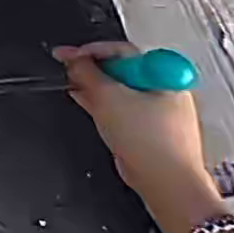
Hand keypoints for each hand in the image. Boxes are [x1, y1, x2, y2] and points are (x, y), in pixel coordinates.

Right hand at [53, 41, 224, 232]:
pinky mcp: (147, 128)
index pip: (124, 52)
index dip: (93, 50)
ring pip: (118, 88)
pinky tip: (82, 98)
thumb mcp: (107, 95)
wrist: (164, 182)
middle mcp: (166, 92)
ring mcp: (158, 111)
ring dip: (93, 84)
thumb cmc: (146, 139)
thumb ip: (85, 71)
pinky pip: (119, 105)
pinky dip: (100, 100)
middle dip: (91, 67)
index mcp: (166, 78)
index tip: (70, 55)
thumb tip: (71, 56)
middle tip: (68, 68)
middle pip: (121, 68)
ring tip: (71, 83)